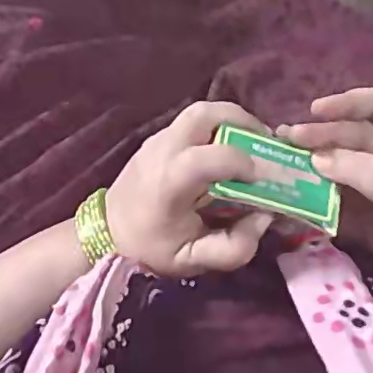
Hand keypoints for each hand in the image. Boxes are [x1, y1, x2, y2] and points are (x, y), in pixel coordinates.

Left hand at [106, 101, 276, 275]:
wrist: (108, 233)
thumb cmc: (150, 248)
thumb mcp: (193, 260)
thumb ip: (233, 247)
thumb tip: (264, 217)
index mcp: (170, 182)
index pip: (212, 156)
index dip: (244, 163)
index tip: (261, 178)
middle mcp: (163, 151)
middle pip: (206, 114)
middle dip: (242, 122)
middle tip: (264, 142)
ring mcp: (157, 140)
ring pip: (199, 112)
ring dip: (230, 120)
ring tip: (249, 142)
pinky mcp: (156, 139)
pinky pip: (191, 122)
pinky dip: (215, 128)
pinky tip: (224, 151)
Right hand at [278, 88, 372, 300]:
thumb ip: (365, 172)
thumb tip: (317, 158)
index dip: (350, 103)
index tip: (317, 110)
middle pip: (354, 131)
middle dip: (323, 132)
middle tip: (290, 138)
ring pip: (341, 158)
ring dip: (314, 155)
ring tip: (285, 153)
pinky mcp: (362, 205)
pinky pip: (334, 187)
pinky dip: (314, 184)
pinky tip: (295, 180)